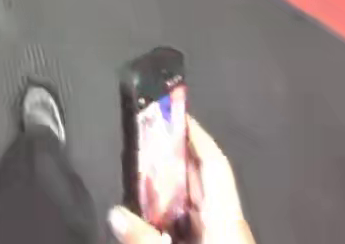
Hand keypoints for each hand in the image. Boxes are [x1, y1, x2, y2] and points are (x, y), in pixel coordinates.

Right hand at [108, 116, 254, 243]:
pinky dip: (172, 223)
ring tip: (137, 178)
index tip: (174, 113)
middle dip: (175, 162)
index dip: (197, 136)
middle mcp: (228, 231)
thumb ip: (146, 241)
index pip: (215, 166)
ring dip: (170, 194)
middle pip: (204, 186)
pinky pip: (193, 234)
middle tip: (142, 140)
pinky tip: (148, 225)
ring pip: (197, 212)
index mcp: (227, 223)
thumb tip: (115, 212)